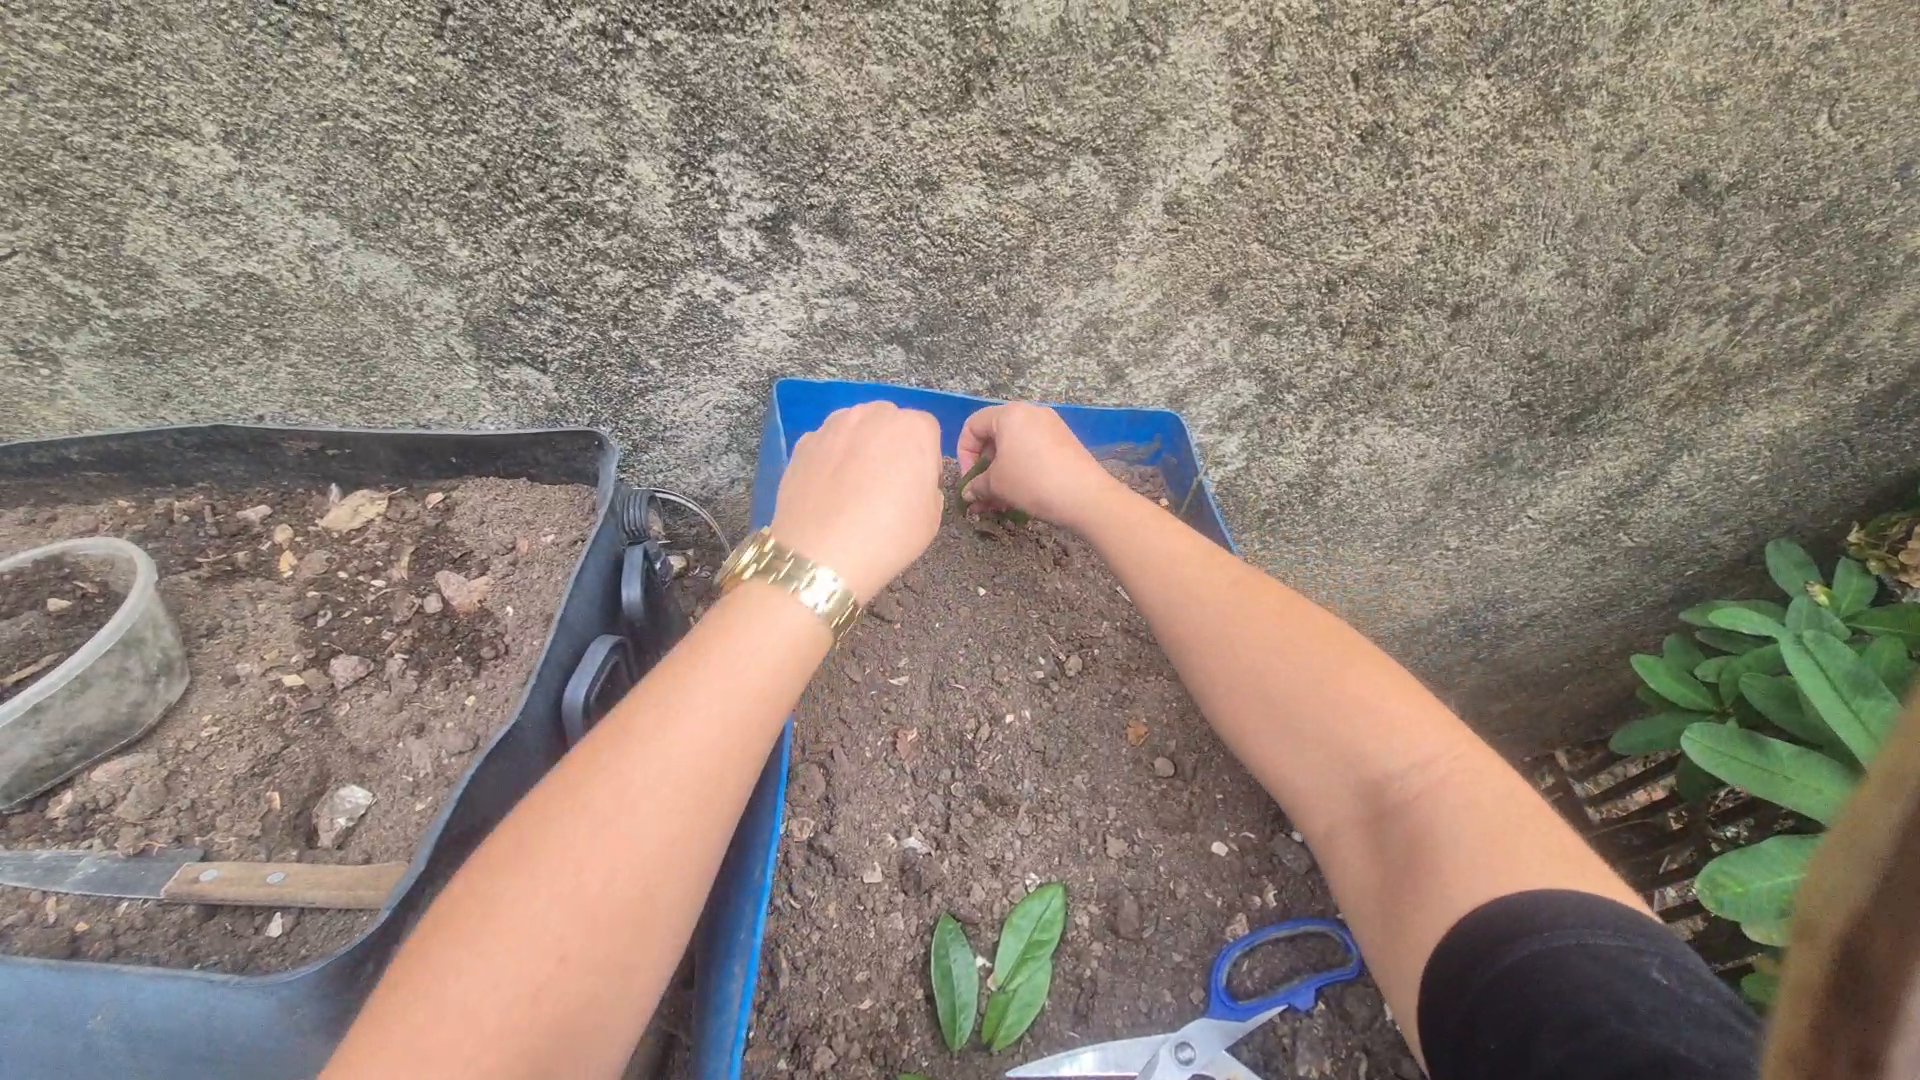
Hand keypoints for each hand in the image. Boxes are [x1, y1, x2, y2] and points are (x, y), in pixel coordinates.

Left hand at [770, 402, 943, 603]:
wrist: (822, 553)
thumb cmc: (888, 535)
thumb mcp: (932, 518)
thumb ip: (928, 487)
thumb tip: (911, 483)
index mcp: (913, 428)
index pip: (927, 430)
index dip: (926, 459)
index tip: (918, 486)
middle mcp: (872, 415)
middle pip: (889, 422)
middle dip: (891, 446)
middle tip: (886, 484)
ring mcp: (833, 426)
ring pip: (854, 428)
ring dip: (859, 447)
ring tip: (853, 486)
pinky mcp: (803, 443)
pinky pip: (826, 444)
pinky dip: (830, 459)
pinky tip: (828, 491)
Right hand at [957, 403, 1124, 530]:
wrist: (1085, 496)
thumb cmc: (1032, 482)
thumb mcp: (997, 484)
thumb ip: (976, 485)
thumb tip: (968, 493)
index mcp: (1009, 414)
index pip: (973, 426)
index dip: (964, 453)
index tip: (969, 479)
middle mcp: (1031, 413)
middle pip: (995, 436)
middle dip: (984, 467)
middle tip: (983, 492)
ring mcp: (1051, 426)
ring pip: (1015, 447)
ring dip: (1002, 473)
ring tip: (998, 502)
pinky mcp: (1064, 442)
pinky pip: (1033, 451)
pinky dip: (1021, 470)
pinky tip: (1019, 496)